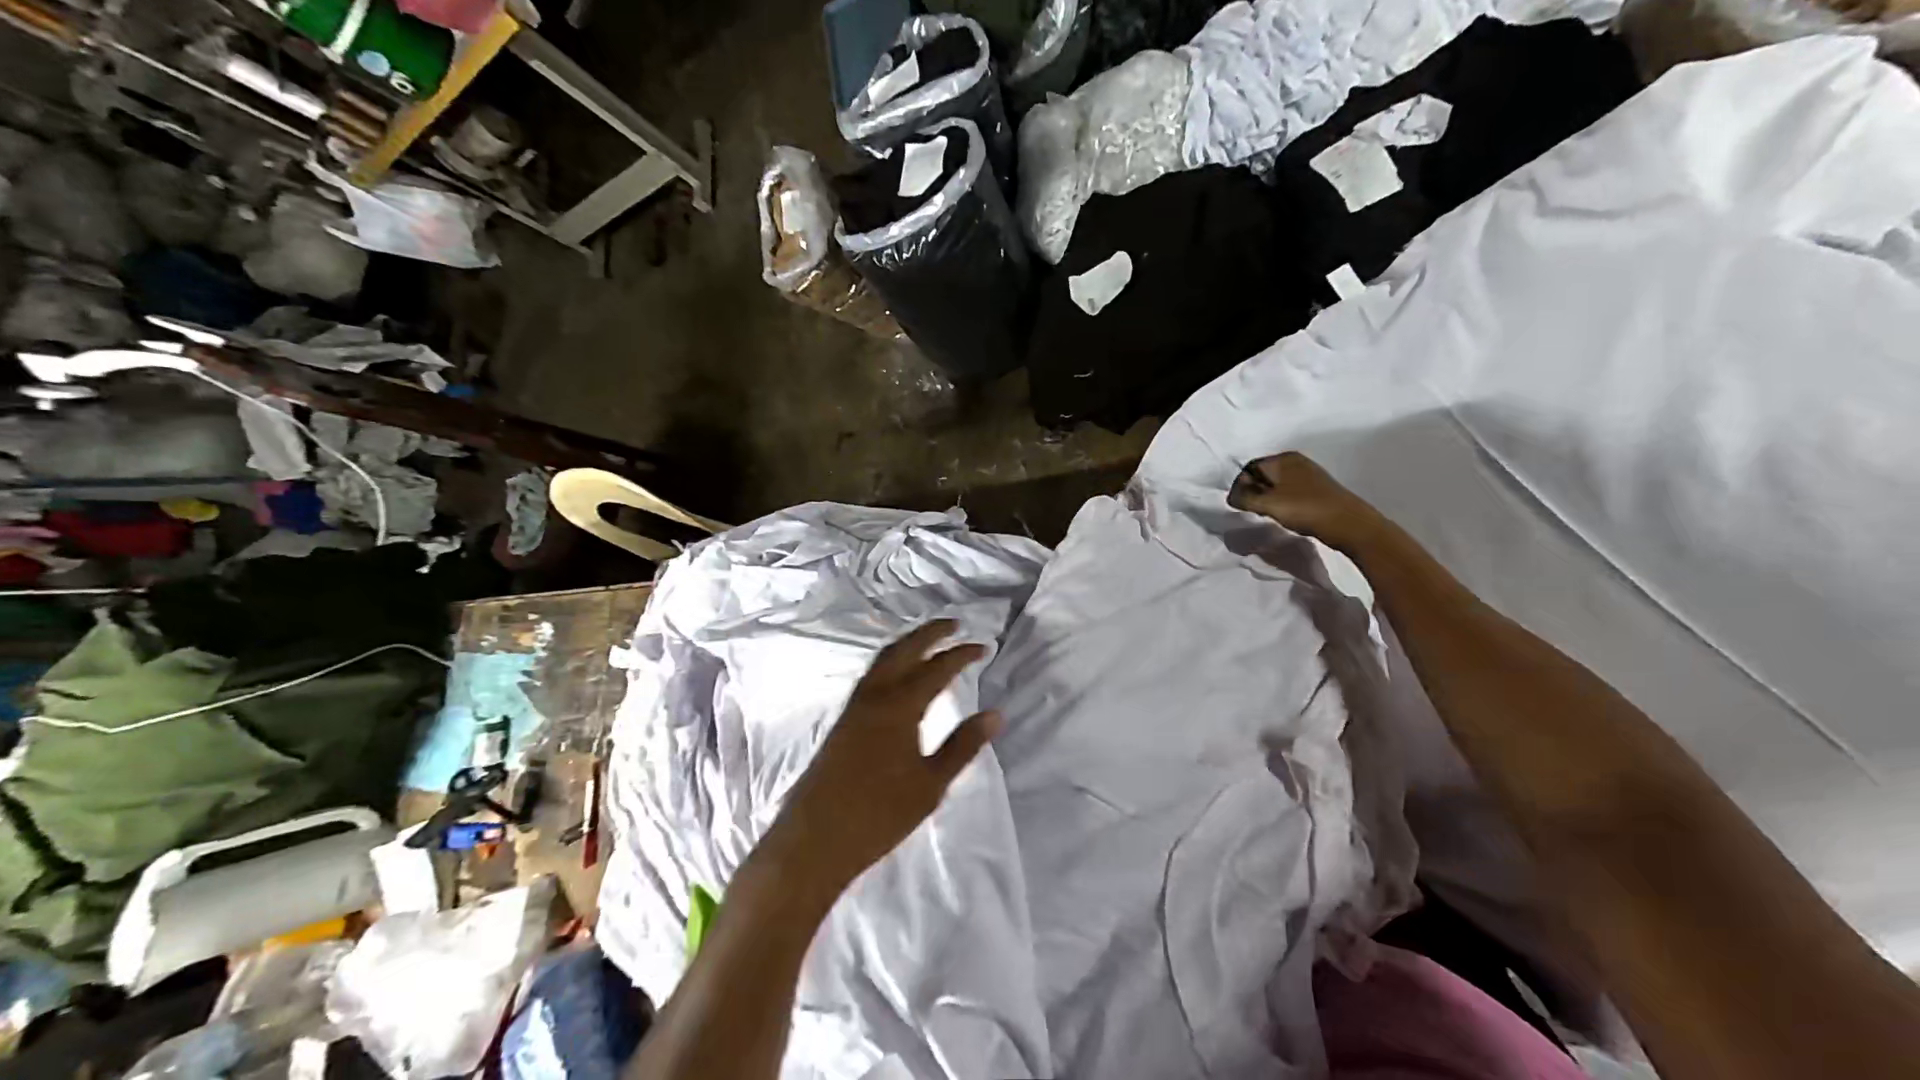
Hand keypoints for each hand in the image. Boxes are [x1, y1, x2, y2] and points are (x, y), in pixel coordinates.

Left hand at [760, 620, 1001, 896]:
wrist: (814, 841)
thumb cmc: (879, 815)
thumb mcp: (930, 784)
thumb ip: (962, 745)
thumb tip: (995, 714)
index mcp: (899, 707)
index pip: (936, 669)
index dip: (961, 655)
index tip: (983, 646)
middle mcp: (873, 697)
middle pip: (903, 650)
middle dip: (930, 633)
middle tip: (954, 624)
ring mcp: (853, 708)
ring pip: (882, 661)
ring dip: (907, 644)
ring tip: (928, 641)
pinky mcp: (842, 722)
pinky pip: (871, 676)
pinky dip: (891, 662)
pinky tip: (898, 676)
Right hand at [1228, 451, 1389, 555]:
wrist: (1350, 525)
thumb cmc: (1306, 509)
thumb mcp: (1268, 504)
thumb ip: (1244, 498)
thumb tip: (1231, 496)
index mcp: (1284, 458)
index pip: (1250, 467)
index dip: (1240, 485)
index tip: (1238, 505)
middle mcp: (1296, 462)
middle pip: (1263, 475)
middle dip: (1253, 492)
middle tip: (1251, 510)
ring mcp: (1309, 475)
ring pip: (1276, 485)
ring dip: (1267, 499)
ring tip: (1267, 514)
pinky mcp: (1318, 490)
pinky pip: (1290, 493)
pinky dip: (1282, 503)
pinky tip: (1285, 515)